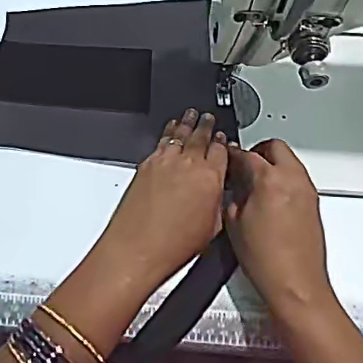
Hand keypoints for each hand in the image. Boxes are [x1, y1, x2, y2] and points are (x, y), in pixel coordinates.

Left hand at [88, 110, 228, 289]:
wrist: (138, 247)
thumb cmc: (173, 244)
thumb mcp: (212, 227)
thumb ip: (218, 203)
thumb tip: (217, 195)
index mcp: (211, 177)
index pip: (222, 150)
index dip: (223, 142)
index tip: (223, 138)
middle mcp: (188, 164)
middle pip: (200, 136)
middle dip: (206, 125)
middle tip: (209, 118)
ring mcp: (165, 162)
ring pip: (179, 134)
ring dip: (186, 123)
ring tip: (190, 116)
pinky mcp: (146, 165)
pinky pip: (161, 142)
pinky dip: (167, 133)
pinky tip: (168, 132)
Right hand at [225, 139, 335, 318]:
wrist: (295, 285)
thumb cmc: (268, 261)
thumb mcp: (234, 224)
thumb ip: (232, 197)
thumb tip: (233, 188)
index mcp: (271, 180)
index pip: (247, 154)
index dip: (232, 154)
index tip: (226, 158)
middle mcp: (293, 180)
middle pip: (275, 147)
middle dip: (257, 150)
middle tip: (242, 162)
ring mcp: (307, 192)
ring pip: (289, 161)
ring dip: (272, 164)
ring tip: (253, 181)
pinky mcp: (313, 204)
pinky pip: (297, 179)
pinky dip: (282, 179)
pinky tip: (267, 197)